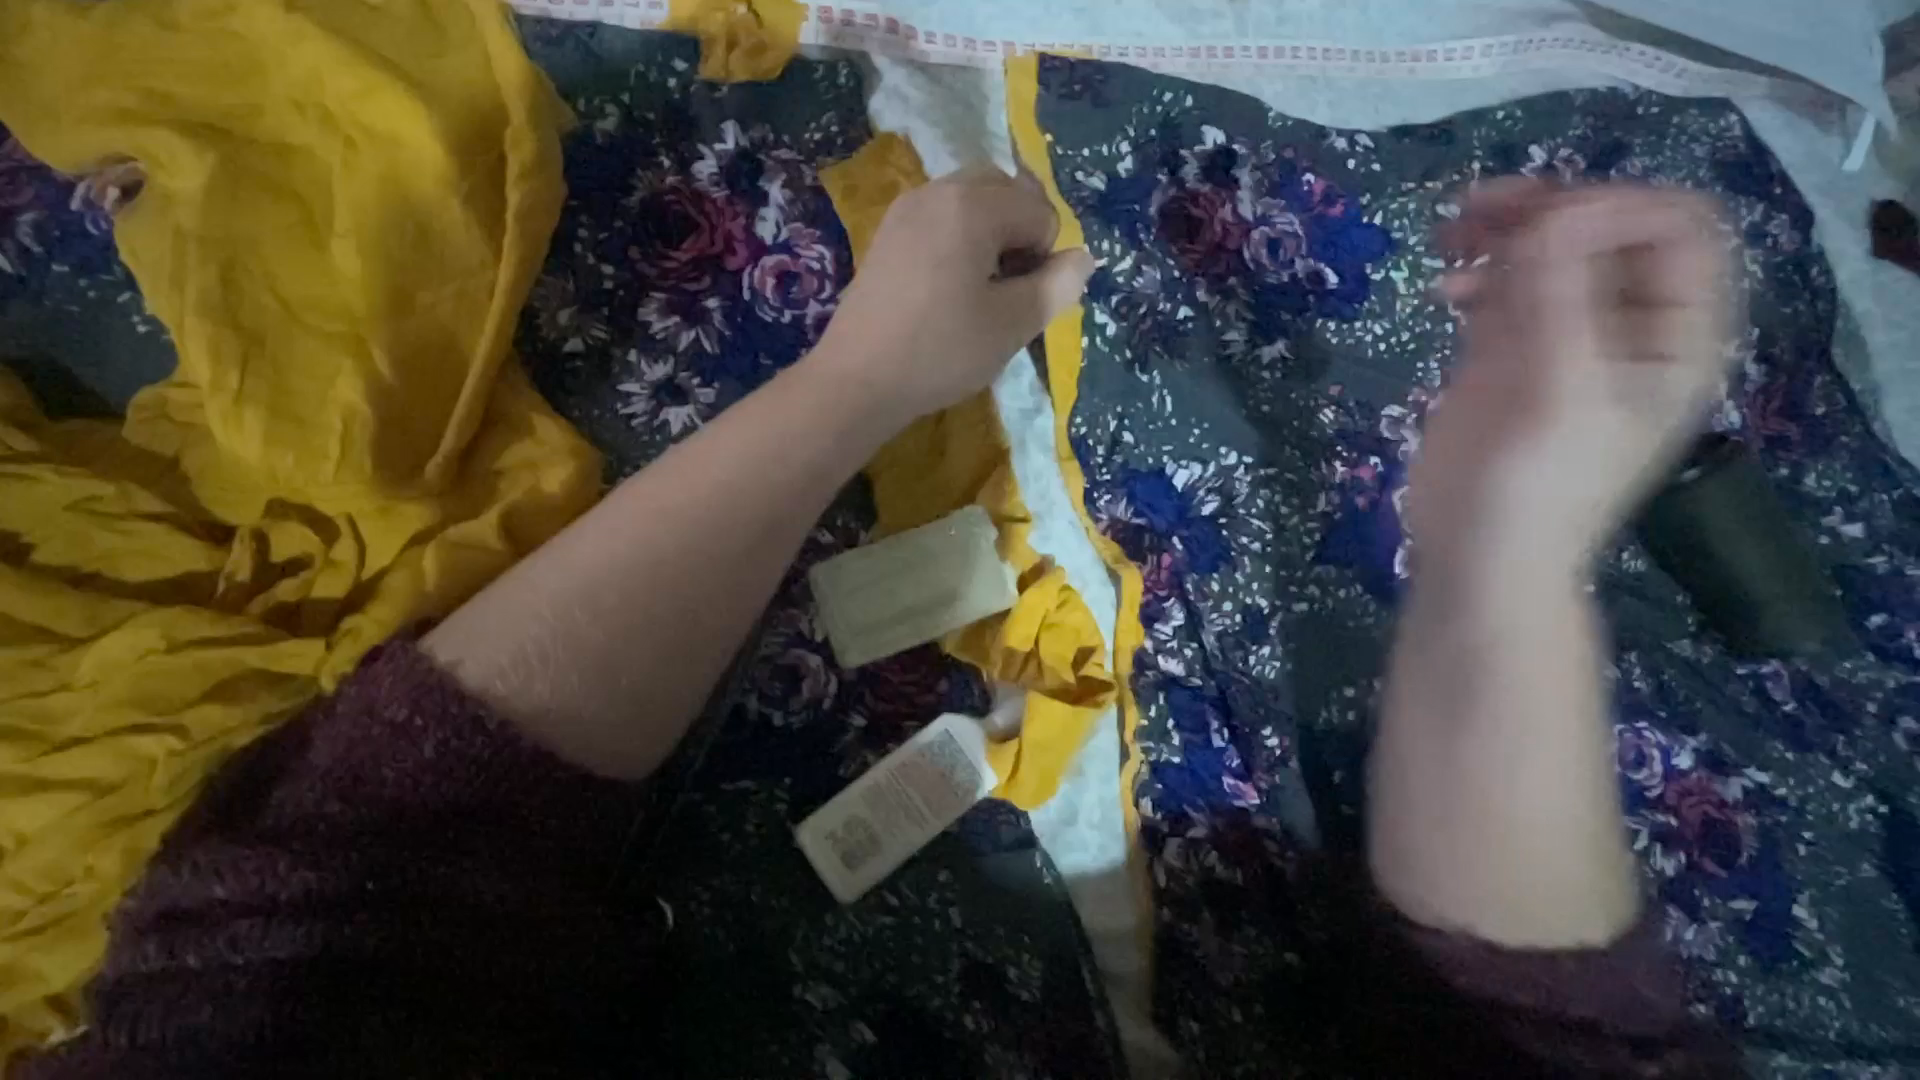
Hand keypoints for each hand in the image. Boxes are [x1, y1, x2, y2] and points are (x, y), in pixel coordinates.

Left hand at [810, 163, 1094, 422]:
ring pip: (970, 202)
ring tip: (978, 290)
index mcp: (973, 204)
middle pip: (1004, 191)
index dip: (1044, 258)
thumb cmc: (941, 351)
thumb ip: (1057, 286)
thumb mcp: (1012, 325)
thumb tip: (1083, 258)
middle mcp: (938, 189)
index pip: (1040, 212)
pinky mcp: (887, 233)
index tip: (1021, 300)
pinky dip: (958, 241)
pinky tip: (945, 289)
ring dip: (990, 235)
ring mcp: (906, 209)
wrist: (858, 380)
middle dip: (1019, 233)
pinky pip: (940, 219)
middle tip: (1005, 289)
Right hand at [1412, 180, 1736, 578]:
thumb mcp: (1559, 395)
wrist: (1479, 557)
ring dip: (1503, 236)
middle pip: (1602, 233)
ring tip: (1451, 236)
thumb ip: (1559, 303)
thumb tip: (1546, 216)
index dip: (1612, 208)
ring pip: (1546, 258)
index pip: (1673, 230)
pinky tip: (1441, 291)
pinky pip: (1499, 294)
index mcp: (1671, 335)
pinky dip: (1473, 278)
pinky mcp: (1503, 360)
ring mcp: (1558, 342)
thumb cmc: (1534, 490)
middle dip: (1547, 211)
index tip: (1537, 226)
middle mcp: (1622, 328)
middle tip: (1477, 209)